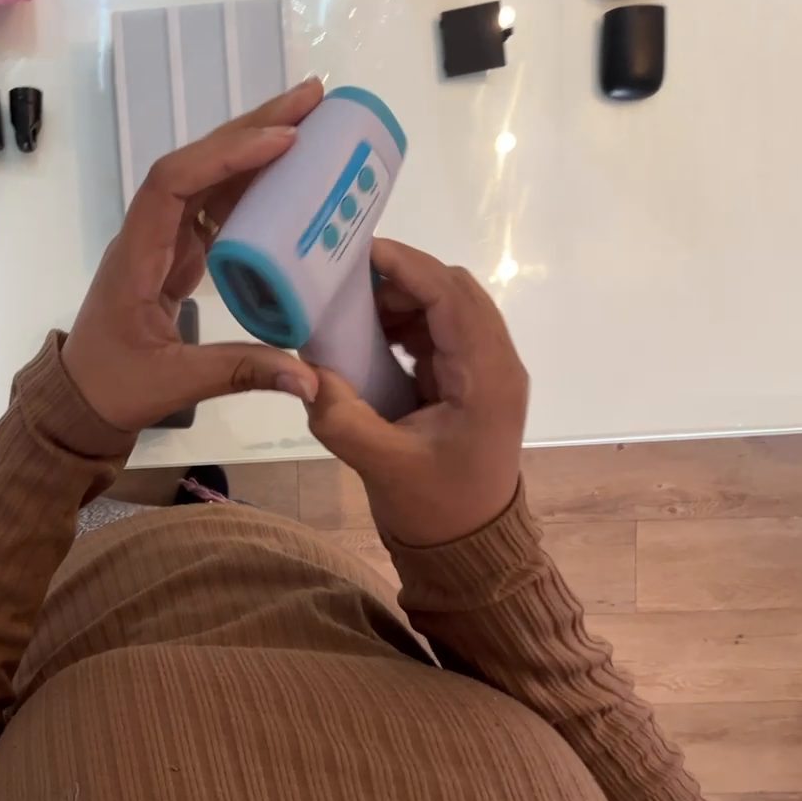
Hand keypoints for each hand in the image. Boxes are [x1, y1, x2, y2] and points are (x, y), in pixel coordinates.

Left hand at [62, 80, 324, 431]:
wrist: (82, 398)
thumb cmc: (115, 387)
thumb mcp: (175, 383)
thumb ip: (239, 373)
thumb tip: (310, 381)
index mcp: (135, 257)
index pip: (171, 183)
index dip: (224, 156)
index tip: (282, 139)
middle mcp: (147, 237)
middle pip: (193, 165)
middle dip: (249, 129)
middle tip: (312, 100)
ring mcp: (160, 244)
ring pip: (204, 181)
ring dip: (252, 150)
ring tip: (309, 121)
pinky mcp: (175, 258)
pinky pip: (211, 211)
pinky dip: (248, 189)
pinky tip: (286, 176)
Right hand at [305, 239, 529, 546]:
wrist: (467, 546)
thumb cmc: (434, 507)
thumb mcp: (379, 464)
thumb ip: (340, 416)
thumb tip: (306, 372)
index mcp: (487, 377)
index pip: (453, 297)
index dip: (408, 267)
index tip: (360, 253)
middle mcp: (495, 362)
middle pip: (454, 292)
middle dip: (401, 280)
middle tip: (346, 287)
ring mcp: (484, 371)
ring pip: (447, 308)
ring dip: (401, 302)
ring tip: (351, 314)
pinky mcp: (468, 381)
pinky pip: (437, 333)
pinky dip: (403, 325)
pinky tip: (366, 341)